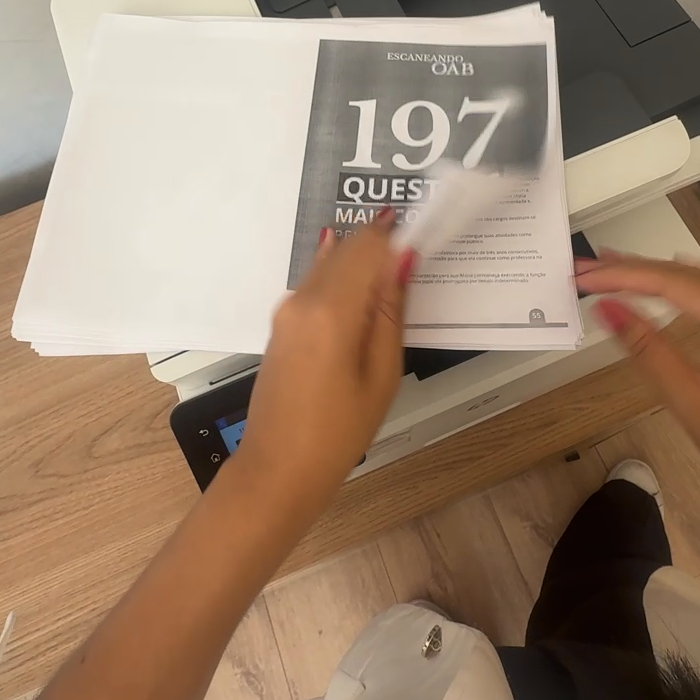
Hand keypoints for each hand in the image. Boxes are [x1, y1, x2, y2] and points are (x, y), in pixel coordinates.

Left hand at [230, 212, 415, 514]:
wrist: (278, 468)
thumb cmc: (339, 430)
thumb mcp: (382, 373)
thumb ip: (390, 310)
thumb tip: (404, 260)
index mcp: (331, 309)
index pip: (366, 246)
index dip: (394, 234)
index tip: (420, 232)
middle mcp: (302, 298)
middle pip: (345, 248)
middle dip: (378, 244)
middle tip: (412, 251)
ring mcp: (286, 309)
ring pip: (328, 263)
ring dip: (360, 260)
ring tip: (393, 274)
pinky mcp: (280, 322)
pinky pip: (315, 283)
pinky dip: (341, 278)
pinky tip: (362, 290)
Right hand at [574, 255, 699, 519]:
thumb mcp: (690, 399)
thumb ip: (647, 348)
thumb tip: (605, 307)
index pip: (674, 282)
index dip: (623, 275)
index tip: (582, 275)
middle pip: (690, 274)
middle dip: (636, 269)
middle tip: (588, 265)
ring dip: (660, 274)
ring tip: (616, 269)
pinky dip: (686, 288)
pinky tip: (668, 286)